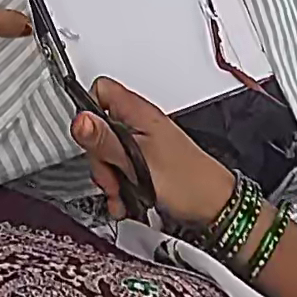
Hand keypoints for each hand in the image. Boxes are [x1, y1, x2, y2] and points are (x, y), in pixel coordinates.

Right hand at [70, 77, 236, 226]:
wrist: (216, 206)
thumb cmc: (187, 182)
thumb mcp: (136, 163)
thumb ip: (105, 141)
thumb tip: (79, 120)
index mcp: (138, 112)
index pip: (100, 91)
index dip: (88, 112)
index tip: (89, 139)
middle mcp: (141, 122)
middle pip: (100, 126)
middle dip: (100, 156)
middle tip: (110, 174)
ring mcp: (144, 141)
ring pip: (109, 149)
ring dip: (109, 175)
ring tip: (120, 192)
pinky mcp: (147, 160)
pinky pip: (121, 165)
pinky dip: (119, 183)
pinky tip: (126, 198)